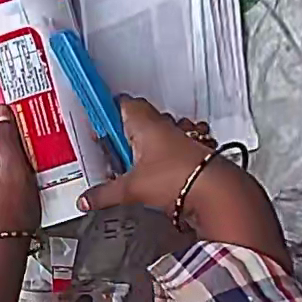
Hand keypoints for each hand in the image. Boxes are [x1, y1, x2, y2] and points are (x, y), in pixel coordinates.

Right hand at [76, 95, 287, 262]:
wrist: (214, 193)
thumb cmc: (178, 177)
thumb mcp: (131, 189)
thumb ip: (104, 194)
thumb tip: (86, 199)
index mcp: (145, 123)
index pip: (122, 103)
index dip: (107, 108)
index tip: (95, 116)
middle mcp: (163, 126)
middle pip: (137, 119)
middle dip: (120, 131)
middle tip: (106, 146)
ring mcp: (178, 140)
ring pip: (153, 134)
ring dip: (139, 145)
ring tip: (125, 164)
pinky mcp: (188, 156)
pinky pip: (166, 151)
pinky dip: (155, 159)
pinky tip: (147, 176)